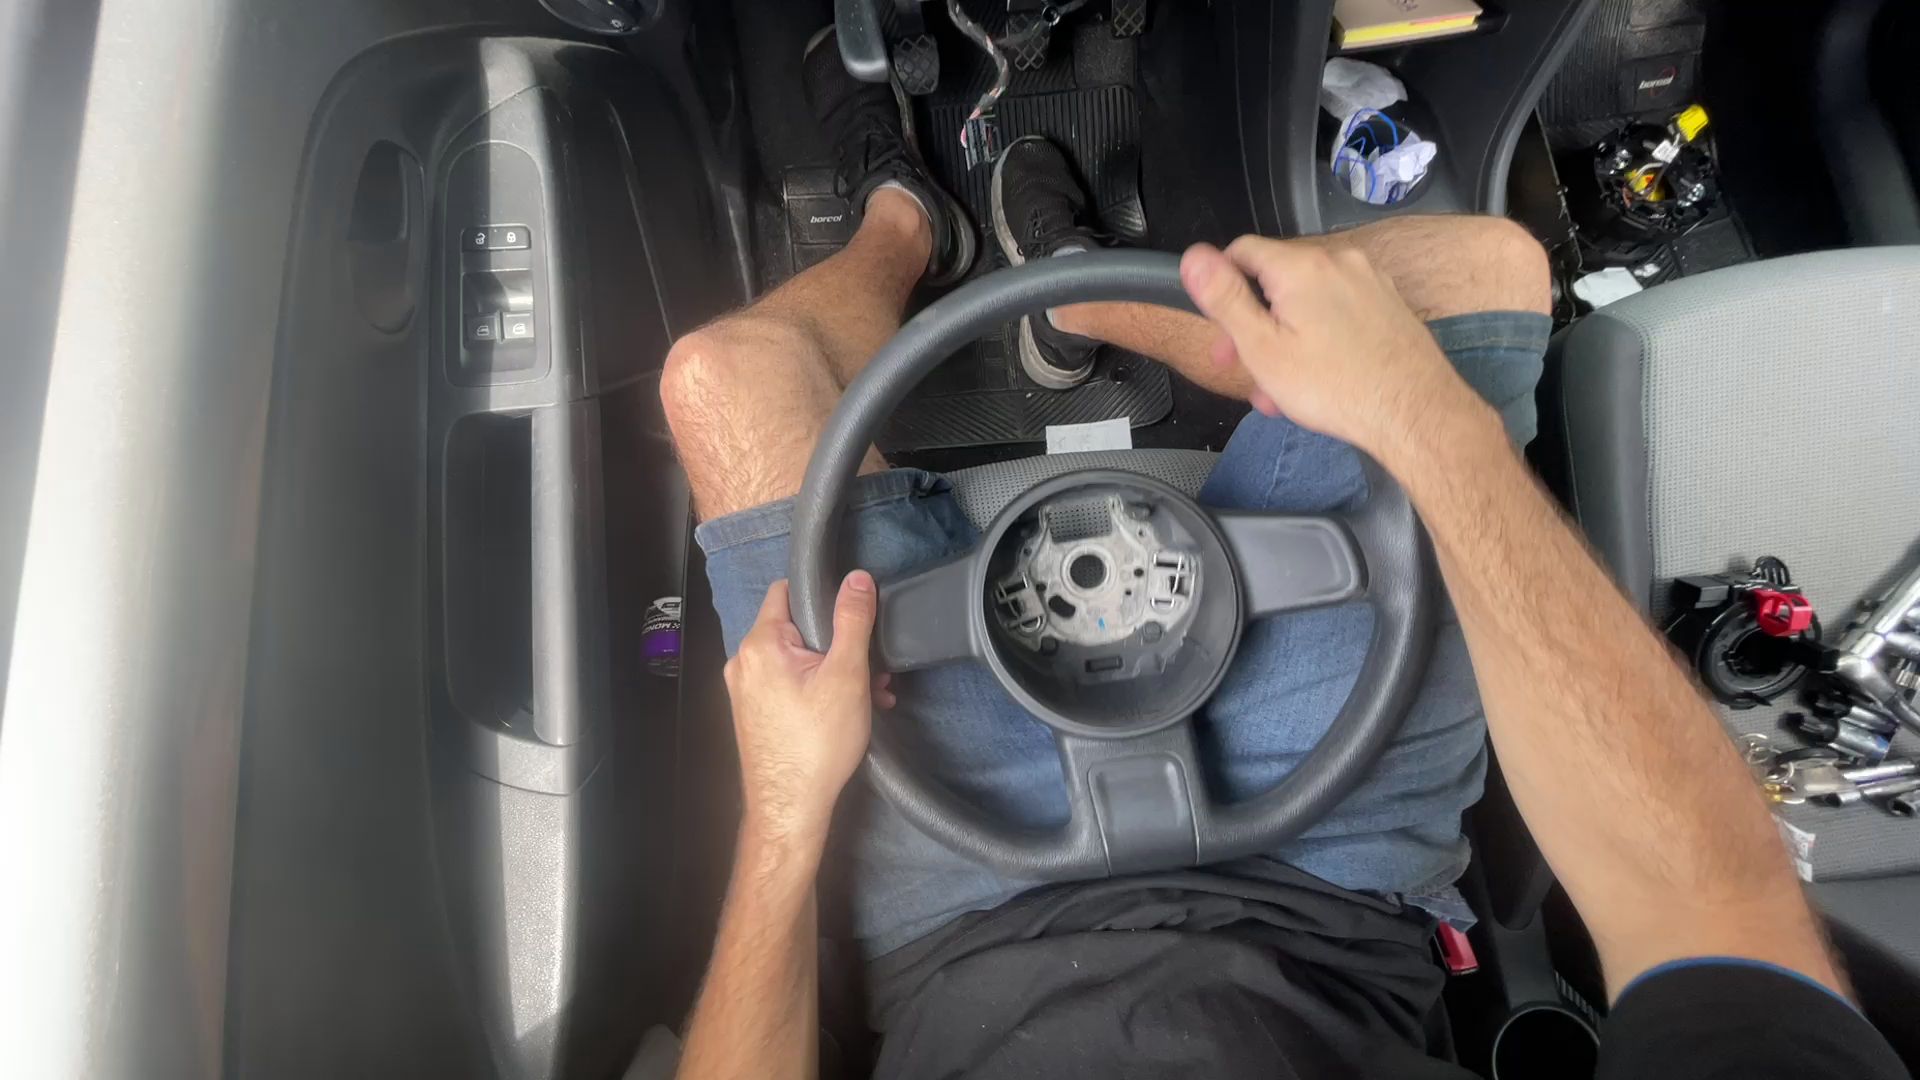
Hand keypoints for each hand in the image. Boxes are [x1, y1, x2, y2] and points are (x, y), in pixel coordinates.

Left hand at [724, 572, 893, 846]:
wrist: (790, 809)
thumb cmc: (816, 745)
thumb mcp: (846, 674)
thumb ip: (852, 621)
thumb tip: (857, 579)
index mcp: (760, 644)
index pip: (787, 591)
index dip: (822, 595)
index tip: (851, 613)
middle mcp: (745, 662)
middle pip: (798, 628)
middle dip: (839, 641)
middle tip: (871, 664)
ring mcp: (748, 689)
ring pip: (799, 658)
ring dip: (836, 668)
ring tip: (870, 691)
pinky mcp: (757, 712)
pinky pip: (791, 683)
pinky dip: (820, 688)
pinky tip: (851, 708)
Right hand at [1179, 236, 1487, 458]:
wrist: (1411, 411)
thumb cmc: (1336, 387)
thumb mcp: (1261, 347)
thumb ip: (1225, 298)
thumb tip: (1194, 258)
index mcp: (1301, 268)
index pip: (1241, 250)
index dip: (1219, 284)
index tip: (1217, 323)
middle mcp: (1338, 261)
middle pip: (1273, 278)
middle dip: (1250, 320)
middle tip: (1239, 363)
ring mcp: (1366, 280)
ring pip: (1302, 298)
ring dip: (1280, 335)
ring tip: (1278, 383)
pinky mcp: (1383, 301)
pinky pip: (1333, 309)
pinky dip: (1313, 335)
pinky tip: (1311, 374)